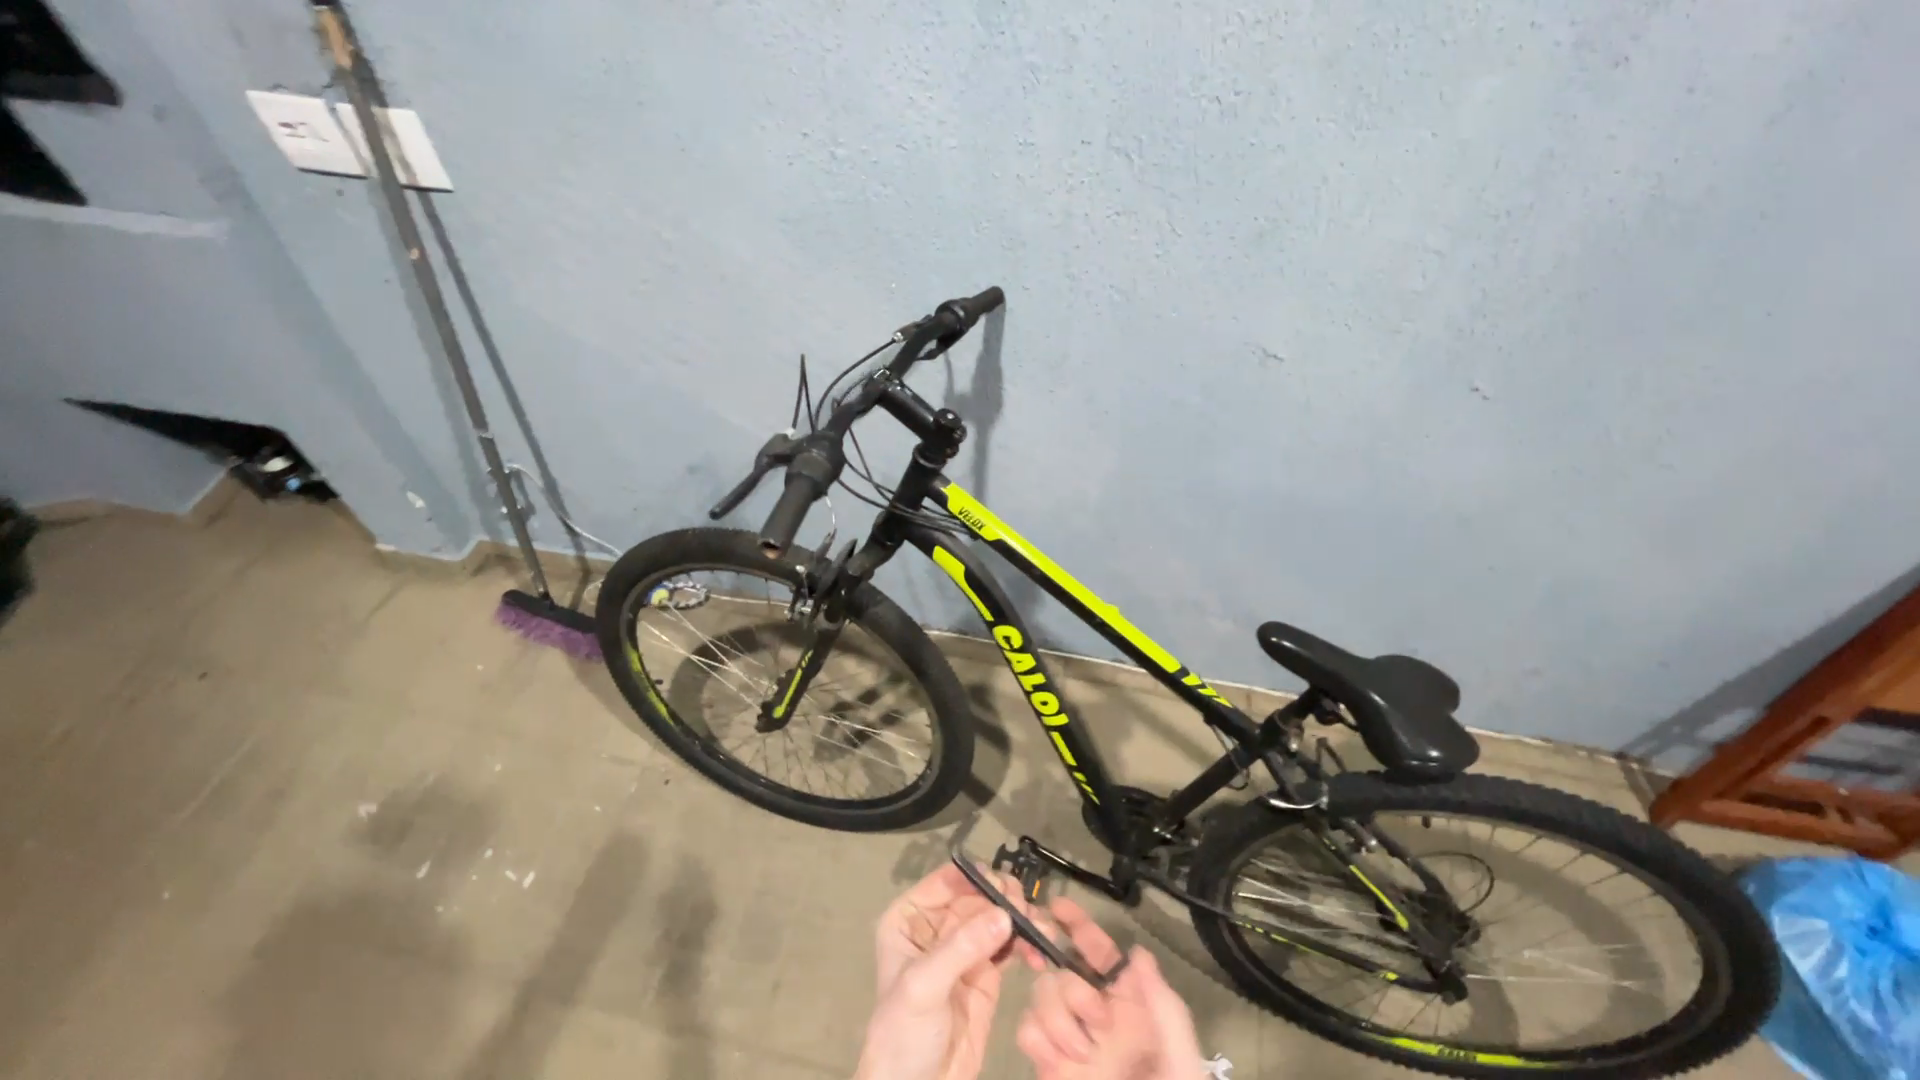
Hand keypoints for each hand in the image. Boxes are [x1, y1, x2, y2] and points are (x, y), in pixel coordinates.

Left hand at [855, 863, 1029, 1079]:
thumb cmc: (904, 1034)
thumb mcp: (924, 987)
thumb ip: (961, 949)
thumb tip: (1004, 915)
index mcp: (910, 918)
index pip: (946, 882)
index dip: (976, 878)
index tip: (1005, 889)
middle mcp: (937, 925)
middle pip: (979, 895)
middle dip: (1006, 899)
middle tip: (1027, 913)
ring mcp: (964, 948)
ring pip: (998, 917)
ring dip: (1023, 920)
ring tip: (1041, 934)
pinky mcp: (987, 972)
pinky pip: (1011, 944)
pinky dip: (1028, 943)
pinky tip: (1040, 951)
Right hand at [1015, 898, 1204, 1079]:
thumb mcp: (1182, 1062)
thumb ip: (1163, 1007)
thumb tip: (1138, 954)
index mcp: (1130, 1005)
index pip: (1099, 953)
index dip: (1079, 925)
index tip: (1056, 906)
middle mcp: (1095, 1014)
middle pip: (1061, 970)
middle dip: (1073, 990)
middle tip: (1099, 1025)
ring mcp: (1069, 1039)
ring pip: (1039, 996)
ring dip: (1057, 1019)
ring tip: (1082, 1056)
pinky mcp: (1048, 1063)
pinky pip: (1026, 1030)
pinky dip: (1038, 1040)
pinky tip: (1058, 1062)